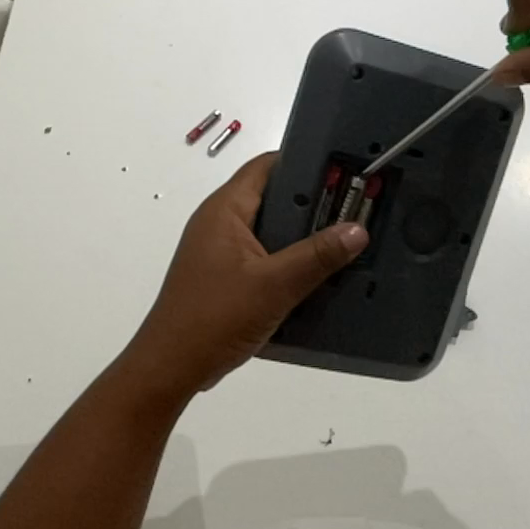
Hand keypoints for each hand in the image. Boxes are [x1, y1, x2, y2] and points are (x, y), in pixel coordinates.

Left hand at [120, 153, 367, 396]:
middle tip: (354, 211)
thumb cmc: (216, 316)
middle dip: (311, 203)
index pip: (267, 165)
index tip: (344, 171)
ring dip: (302, 236)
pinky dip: (288, 260)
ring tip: (343, 242)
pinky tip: (317, 276)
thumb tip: (357, 229)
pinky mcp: (224, 275)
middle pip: (272, 197)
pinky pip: (263, 256)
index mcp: (225, 209)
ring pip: (269, 230)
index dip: (305, 162)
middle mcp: (220, 221)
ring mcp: (220, 249)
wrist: (172, 366)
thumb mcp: (274, 285)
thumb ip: (317, 256)